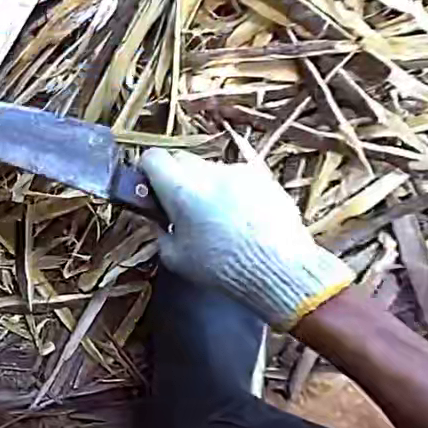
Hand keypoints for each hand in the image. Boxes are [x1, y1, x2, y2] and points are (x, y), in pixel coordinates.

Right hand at [140, 148, 353, 329]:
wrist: (279, 270)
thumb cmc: (220, 267)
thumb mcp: (174, 256)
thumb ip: (160, 230)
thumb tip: (159, 219)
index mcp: (180, 188)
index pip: (153, 157)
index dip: (148, 171)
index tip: (151, 189)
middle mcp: (208, 171)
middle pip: (181, 159)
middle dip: (176, 178)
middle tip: (181, 207)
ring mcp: (239, 171)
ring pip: (210, 168)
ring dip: (206, 184)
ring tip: (217, 217)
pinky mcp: (264, 177)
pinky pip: (237, 177)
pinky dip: (232, 191)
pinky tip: (241, 218)